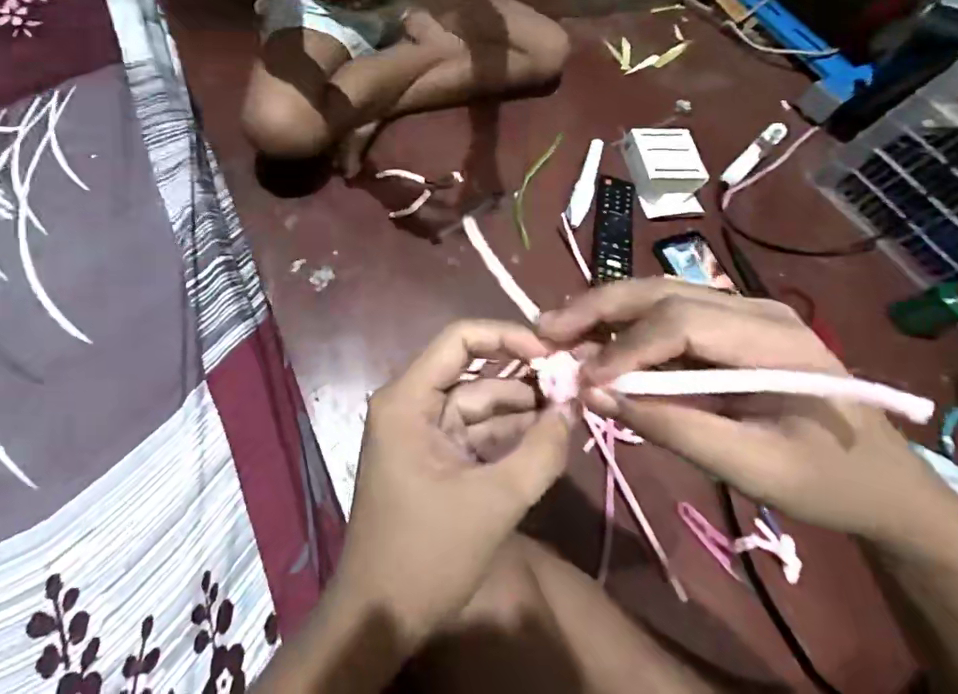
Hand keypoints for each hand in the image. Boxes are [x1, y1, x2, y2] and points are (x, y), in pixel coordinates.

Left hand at [336, 320, 573, 641]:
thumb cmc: (427, 554)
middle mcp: (413, 406)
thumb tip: (573, 408)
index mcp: (408, 401)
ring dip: (525, 410)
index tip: (552, 353)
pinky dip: (512, 436)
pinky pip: (479, 433)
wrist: (382, 621)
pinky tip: (550, 439)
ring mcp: (424, 433)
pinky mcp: (437, 460)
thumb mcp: (494, 502)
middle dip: (526, 380)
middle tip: (576, 385)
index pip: (461, 339)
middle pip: (476, 372)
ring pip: (482, 404)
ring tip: (572, 412)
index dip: (508, 336)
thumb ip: (540, 452)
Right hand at [538, 279, 957, 547]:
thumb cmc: (830, 482)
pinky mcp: (737, 328)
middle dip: (601, 307)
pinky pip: (675, 315)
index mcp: (773, 339)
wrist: (889, 483)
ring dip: (610, 311)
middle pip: (664, 293)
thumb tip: (601, 397)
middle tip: (545, 329)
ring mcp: (747, 313)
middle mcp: (756, 309)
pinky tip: (601, 340)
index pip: (681, 322)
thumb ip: (679, 428)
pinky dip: (632, 327)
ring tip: (560, 329)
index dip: (625, 347)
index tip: (581, 379)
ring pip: (663, 296)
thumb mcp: (756, 468)